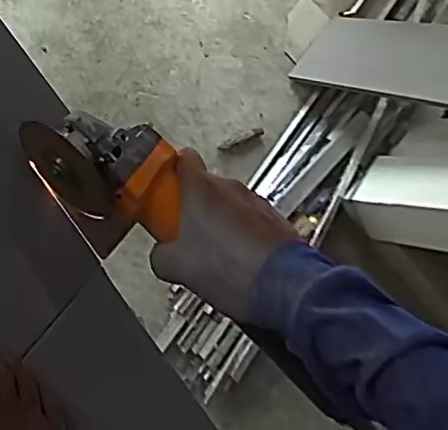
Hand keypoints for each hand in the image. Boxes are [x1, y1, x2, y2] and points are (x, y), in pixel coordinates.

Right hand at [147, 149, 298, 324]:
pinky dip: (247, 239)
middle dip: (197, 209)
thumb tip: (161, 256)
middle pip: (206, 187)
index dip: (173, 171)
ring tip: (220, 259)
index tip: (167, 191)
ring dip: (224, 225)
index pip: (183, 158)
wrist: (287, 289)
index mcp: (200, 187)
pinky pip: (254, 223)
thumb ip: (160, 255)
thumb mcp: (178, 267)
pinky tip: (244, 267)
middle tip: (190, 237)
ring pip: (231, 206)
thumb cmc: (232, 268)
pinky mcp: (278, 222)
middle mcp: (229, 186)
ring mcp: (256, 203)